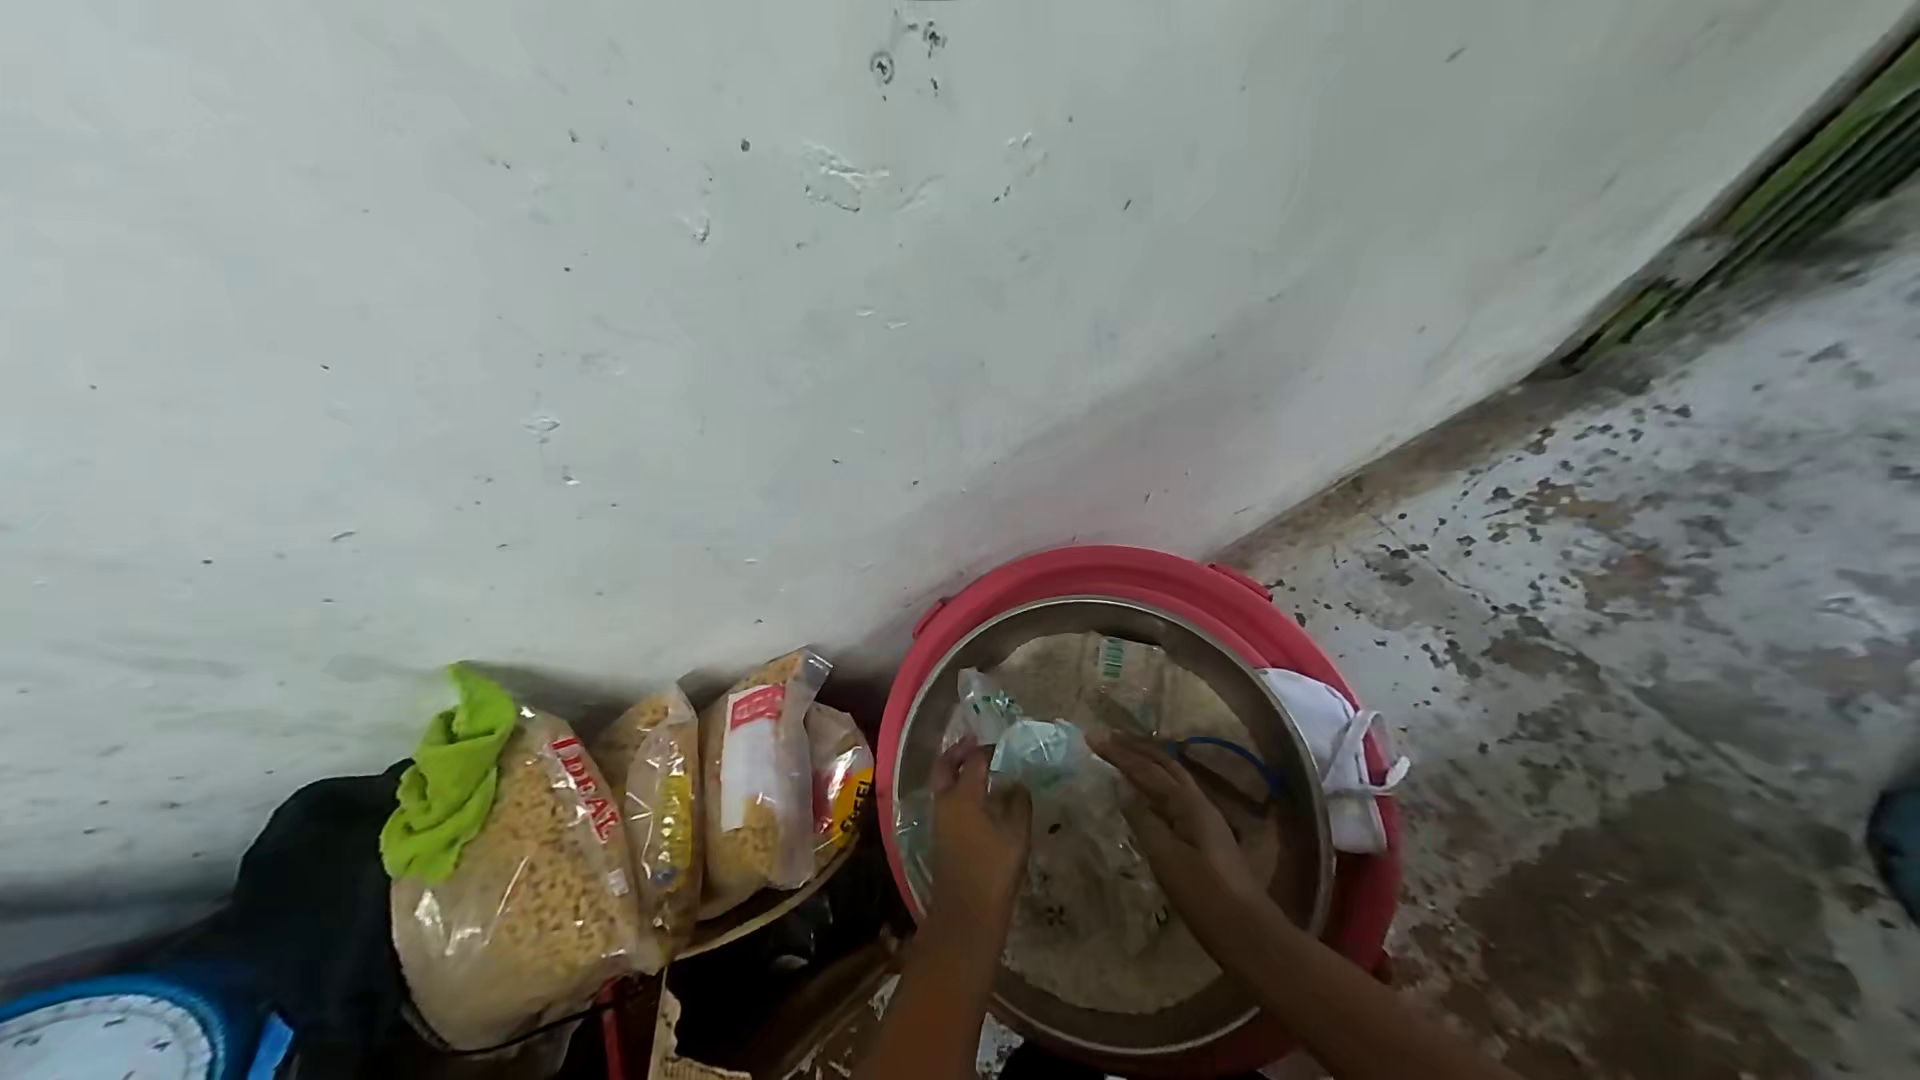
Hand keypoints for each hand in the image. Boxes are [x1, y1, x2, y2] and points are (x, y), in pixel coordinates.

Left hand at [930, 737, 1032, 929]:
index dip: (988, 749)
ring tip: (977, 765)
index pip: (974, 760)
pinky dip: (956, 786)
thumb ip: (1018, 802)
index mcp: (963, 795)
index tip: (1003, 745)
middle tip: (975, 742)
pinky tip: (976, 795)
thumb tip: (1016, 783)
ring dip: (955, 768)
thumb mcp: (1016, 833)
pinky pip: (944, 798)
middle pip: (945, 765)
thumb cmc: (994, 869)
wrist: (965, 912)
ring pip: (942, 782)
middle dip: (958, 751)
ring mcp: (938, 818)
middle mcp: (945, 801)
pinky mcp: (939, 834)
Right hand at [1094, 732, 1271, 930]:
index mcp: (1189, 805)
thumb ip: (1143, 820)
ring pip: (1171, 778)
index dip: (1119, 754)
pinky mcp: (1203, 836)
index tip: (1093, 739)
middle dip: (1135, 748)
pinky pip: (1173, 796)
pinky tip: (1144, 792)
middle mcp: (1198, 804)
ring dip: (1146, 762)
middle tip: (1107, 737)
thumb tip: (1121, 789)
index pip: (1147, 770)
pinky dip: (1154, 784)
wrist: (1248, 933)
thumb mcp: (1167, 859)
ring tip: (1124, 753)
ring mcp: (1204, 819)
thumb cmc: (1205, 896)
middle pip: (1164, 765)